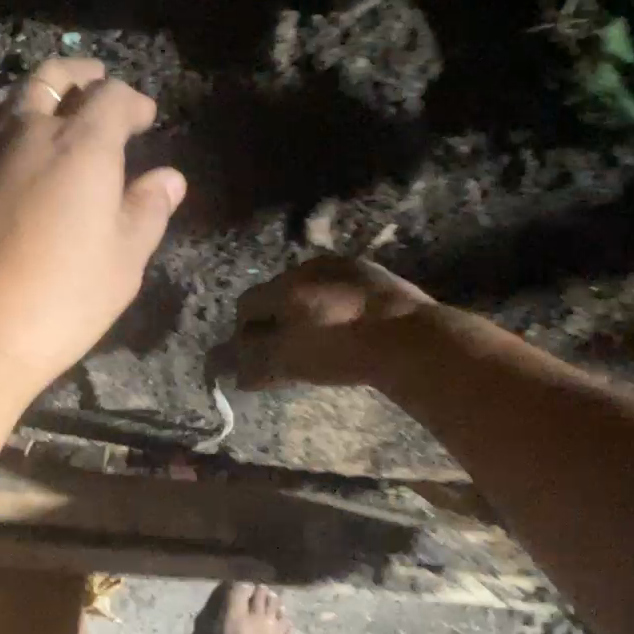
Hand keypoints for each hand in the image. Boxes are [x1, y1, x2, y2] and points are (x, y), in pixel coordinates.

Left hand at [0, 58, 185, 397]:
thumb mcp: (122, 263)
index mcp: (81, 145)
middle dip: (78, 76)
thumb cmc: (60, 300)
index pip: (112, 97)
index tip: (143, 116)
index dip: (132, 101)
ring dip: (33, 97)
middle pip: (51, 79)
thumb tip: (169, 178)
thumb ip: (147, 212)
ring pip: (7, 101)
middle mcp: (26, 131)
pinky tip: (3, 157)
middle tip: (92, 81)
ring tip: (45, 112)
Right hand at [230, 256, 435, 388]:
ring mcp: (346, 266)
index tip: (254, 359)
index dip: (243, 335)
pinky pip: (340, 292)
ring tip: (318, 344)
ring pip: (310, 292)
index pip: (246, 305)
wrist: (411, 339)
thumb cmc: (339, 350)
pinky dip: (334, 311)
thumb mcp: (286, 361)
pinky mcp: (376, 274)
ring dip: (305, 315)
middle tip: (285, 353)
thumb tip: (222, 367)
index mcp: (283, 284)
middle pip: (277, 296)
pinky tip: (348, 333)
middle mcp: (310, 265)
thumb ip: (250, 362)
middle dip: (274, 323)